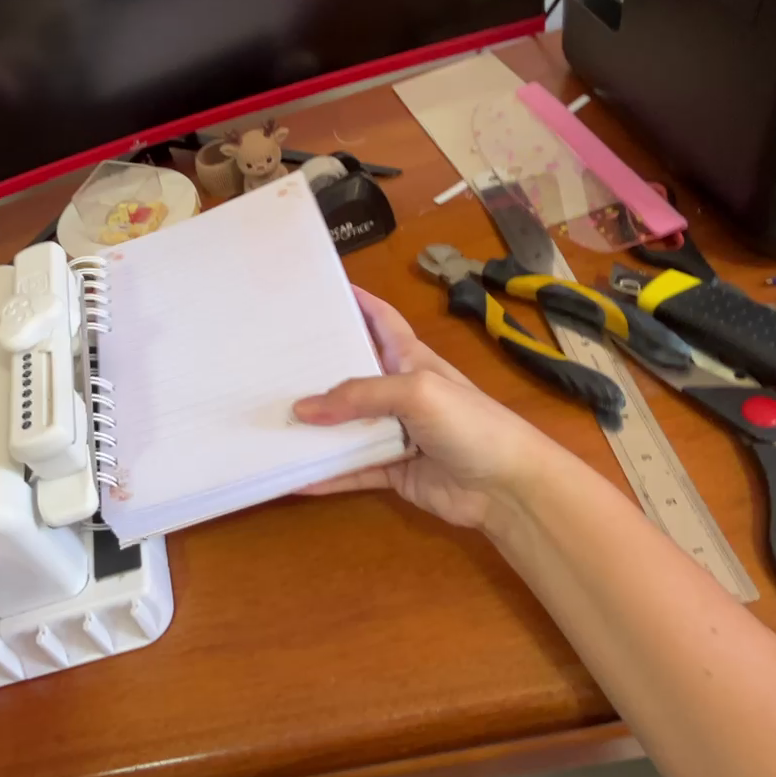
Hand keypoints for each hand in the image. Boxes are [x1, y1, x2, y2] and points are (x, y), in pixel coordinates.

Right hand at [292, 288, 571, 528]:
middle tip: (270, 360)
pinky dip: (323, 474)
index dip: (356, 301)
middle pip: (349, 374)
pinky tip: (291, 476)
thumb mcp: (415, 392)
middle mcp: (397, 391)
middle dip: (314, 366)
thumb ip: (358, 396)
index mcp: (410, 359)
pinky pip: (350, 469)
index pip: (380, 319)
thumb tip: (300, 410)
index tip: (319, 289)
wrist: (508, 487)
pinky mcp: (391, 470)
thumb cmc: (470, 423)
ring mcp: (393, 433)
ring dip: (312, 425)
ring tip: (267, 419)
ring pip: (344, 426)